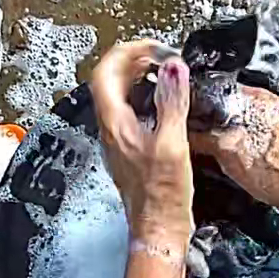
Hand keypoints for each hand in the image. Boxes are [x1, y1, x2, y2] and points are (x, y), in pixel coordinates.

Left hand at [89, 40, 193, 260]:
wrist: (158, 229)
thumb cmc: (161, 196)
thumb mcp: (172, 144)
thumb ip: (173, 103)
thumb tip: (173, 67)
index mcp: (115, 124)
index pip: (105, 73)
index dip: (126, 52)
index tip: (152, 47)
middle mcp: (111, 130)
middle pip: (109, 81)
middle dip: (132, 60)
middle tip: (160, 55)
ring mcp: (119, 140)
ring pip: (118, 96)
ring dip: (137, 77)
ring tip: (163, 70)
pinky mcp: (130, 149)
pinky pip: (129, 111)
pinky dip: (144, 96)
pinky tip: (164, 101)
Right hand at [190, 85, 278, 218]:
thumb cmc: (277, 173)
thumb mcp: (228, 152)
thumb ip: (201, 136)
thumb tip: (179, 132)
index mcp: (257, 98)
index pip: (214, 90)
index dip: (192, 103)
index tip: (177, 115)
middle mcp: (263, 105)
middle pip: (219, 105)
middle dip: (201, 118)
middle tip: (184, 131)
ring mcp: (265, 122)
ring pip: (227, 120)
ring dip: (212, 131)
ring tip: (197, 143)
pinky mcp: (266, 140)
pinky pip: (237, 133)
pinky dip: (224, 141)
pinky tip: (216, 153)